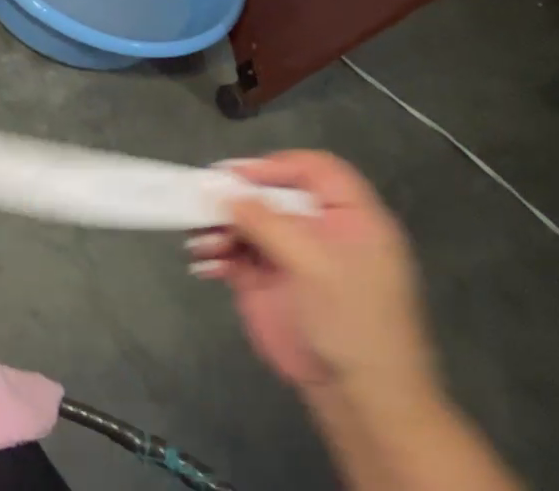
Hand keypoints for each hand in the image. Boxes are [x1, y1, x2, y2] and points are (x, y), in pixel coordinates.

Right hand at [188, 151, 435, 396]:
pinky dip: (213, 255)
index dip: (276, 166)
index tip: (234, 175)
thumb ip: (268, 223)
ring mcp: (288, 256)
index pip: (316, 171)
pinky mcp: (263, 281)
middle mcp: (317, 231)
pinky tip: (205, 267)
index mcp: (349, 220)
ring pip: (244, 222)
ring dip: (216, 227)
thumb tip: (223, 190)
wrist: (358, 393)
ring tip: (202, 245)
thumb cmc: (352, 321)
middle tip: (199, 202)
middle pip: (269, 195)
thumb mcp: (316, 265)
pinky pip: (231, 254)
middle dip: (233, 199)